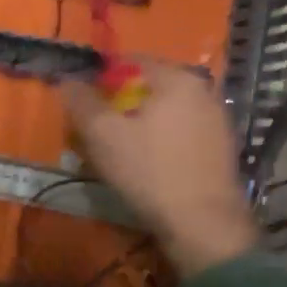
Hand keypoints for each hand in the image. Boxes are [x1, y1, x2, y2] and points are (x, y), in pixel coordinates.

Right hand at [62, 60, 256, 278]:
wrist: (204, 225)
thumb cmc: (150, 170)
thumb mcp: (103, 134)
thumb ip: (82, 101)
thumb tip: (66, 79)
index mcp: (178, 78)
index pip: (130, 62)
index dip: (100, 79)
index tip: (83, 104)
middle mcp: (204, 92)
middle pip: (148, 88)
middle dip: (119, 104)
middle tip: (97, 131)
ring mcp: (217, 122)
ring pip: (164, 113)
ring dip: (139, 125)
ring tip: (118, 152)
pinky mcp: (221, 150)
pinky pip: (179, 134)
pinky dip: (159, 142)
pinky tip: (146, 166)